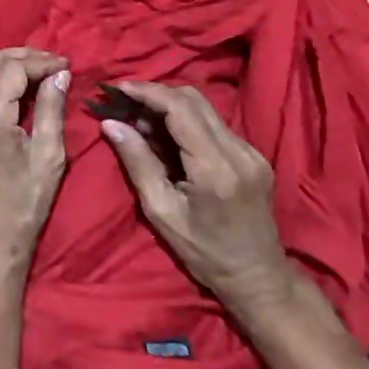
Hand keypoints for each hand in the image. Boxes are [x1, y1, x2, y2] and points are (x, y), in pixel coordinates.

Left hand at [0, 49, 70, 267]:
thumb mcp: (49, 154)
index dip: (40, 61)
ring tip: (42, 70)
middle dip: (24, 55)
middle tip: (54, 64)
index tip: (67, 65)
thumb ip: (51, 108)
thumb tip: (60, 74)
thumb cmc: (26, 199)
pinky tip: (23, 84)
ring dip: (10, 62)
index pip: (12, 68)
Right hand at [101, 82, 295, 310]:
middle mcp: (239, 153)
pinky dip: (184, 119)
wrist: (258, 278)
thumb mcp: (160, 210)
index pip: (180, 108)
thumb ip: (137, 162)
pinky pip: (212, 122)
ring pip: (203, 107)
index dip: (147, 92)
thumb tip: (110, 124)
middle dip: (155, 94)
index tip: (118, 90)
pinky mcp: (253, 155)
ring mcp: (251, 153)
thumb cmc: (203, 252)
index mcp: (216, 169)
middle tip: (126, 107)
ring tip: (141, 123)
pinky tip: (166, 137)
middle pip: (193, 99)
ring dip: (168, 106)